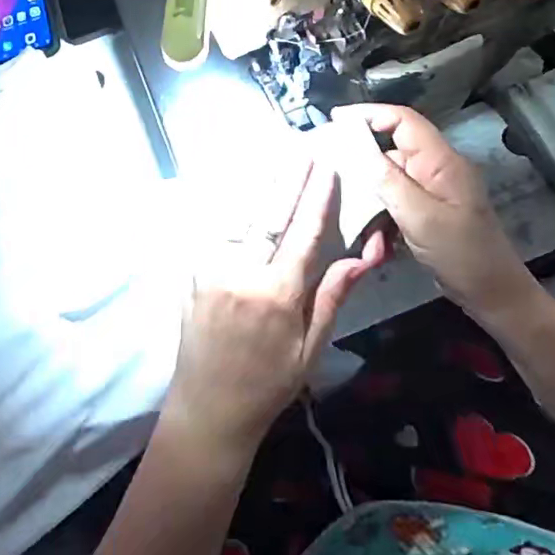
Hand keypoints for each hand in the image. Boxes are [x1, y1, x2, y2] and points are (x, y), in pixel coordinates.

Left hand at [163, 159, 373, 455]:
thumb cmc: (268, 385)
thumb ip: (331, 298)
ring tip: (273, 153)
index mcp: (276, 295)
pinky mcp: (193, 273)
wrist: (208, 408)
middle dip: (287, 177)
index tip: (326, 168)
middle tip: (301, 145)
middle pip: (267, 215)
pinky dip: (229, 205)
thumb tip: (361, 256)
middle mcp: (241, 274)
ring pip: (237, 216)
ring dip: (257, 182)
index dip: (316, 198)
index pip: (302, 234)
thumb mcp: (310, 350)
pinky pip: (215, 231)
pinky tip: (238, 184)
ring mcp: (212, 270)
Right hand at [335, 104, 546, 325]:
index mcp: (441, 161)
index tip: (336, 120)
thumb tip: (356, 148)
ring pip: (388, 183)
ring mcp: (433, 192)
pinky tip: (379, 246)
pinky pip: (396, 205)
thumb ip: (387, 180)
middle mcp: (437, 169)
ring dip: (372, 206)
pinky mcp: (428, 212)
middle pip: (390, 152)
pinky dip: (383, 221)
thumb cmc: (462, 254)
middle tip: (334, 183)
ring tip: (365, 235)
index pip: (403, 120)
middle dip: (363, 172)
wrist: (493, 296)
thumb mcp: (420, 216)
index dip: (369, 113)